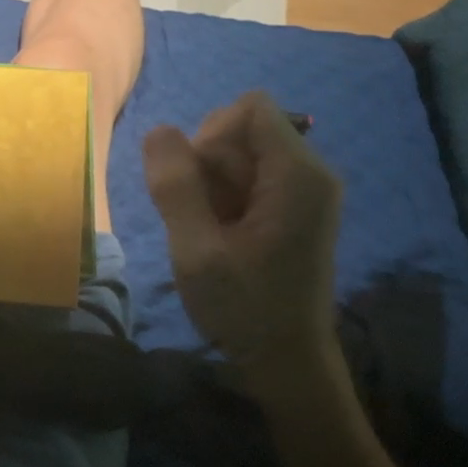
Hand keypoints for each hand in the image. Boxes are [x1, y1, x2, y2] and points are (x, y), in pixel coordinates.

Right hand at [142, 91, 341, 374]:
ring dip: (210, 187)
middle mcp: (309, 172)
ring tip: (211, 234)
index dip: (209, 137)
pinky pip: (245, 180)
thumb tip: (158, 130)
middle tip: (203, 220)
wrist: (285, 357)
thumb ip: (176, 187)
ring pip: (238, 157)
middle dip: (207, 166)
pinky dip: (222, 201)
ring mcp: (303, 191)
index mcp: (297, 175)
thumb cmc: (242, 306)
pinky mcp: (292, 209)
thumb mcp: (196, 249)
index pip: (248, 109)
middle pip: (241, 131)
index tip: (198, 188)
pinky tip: (219, 237)